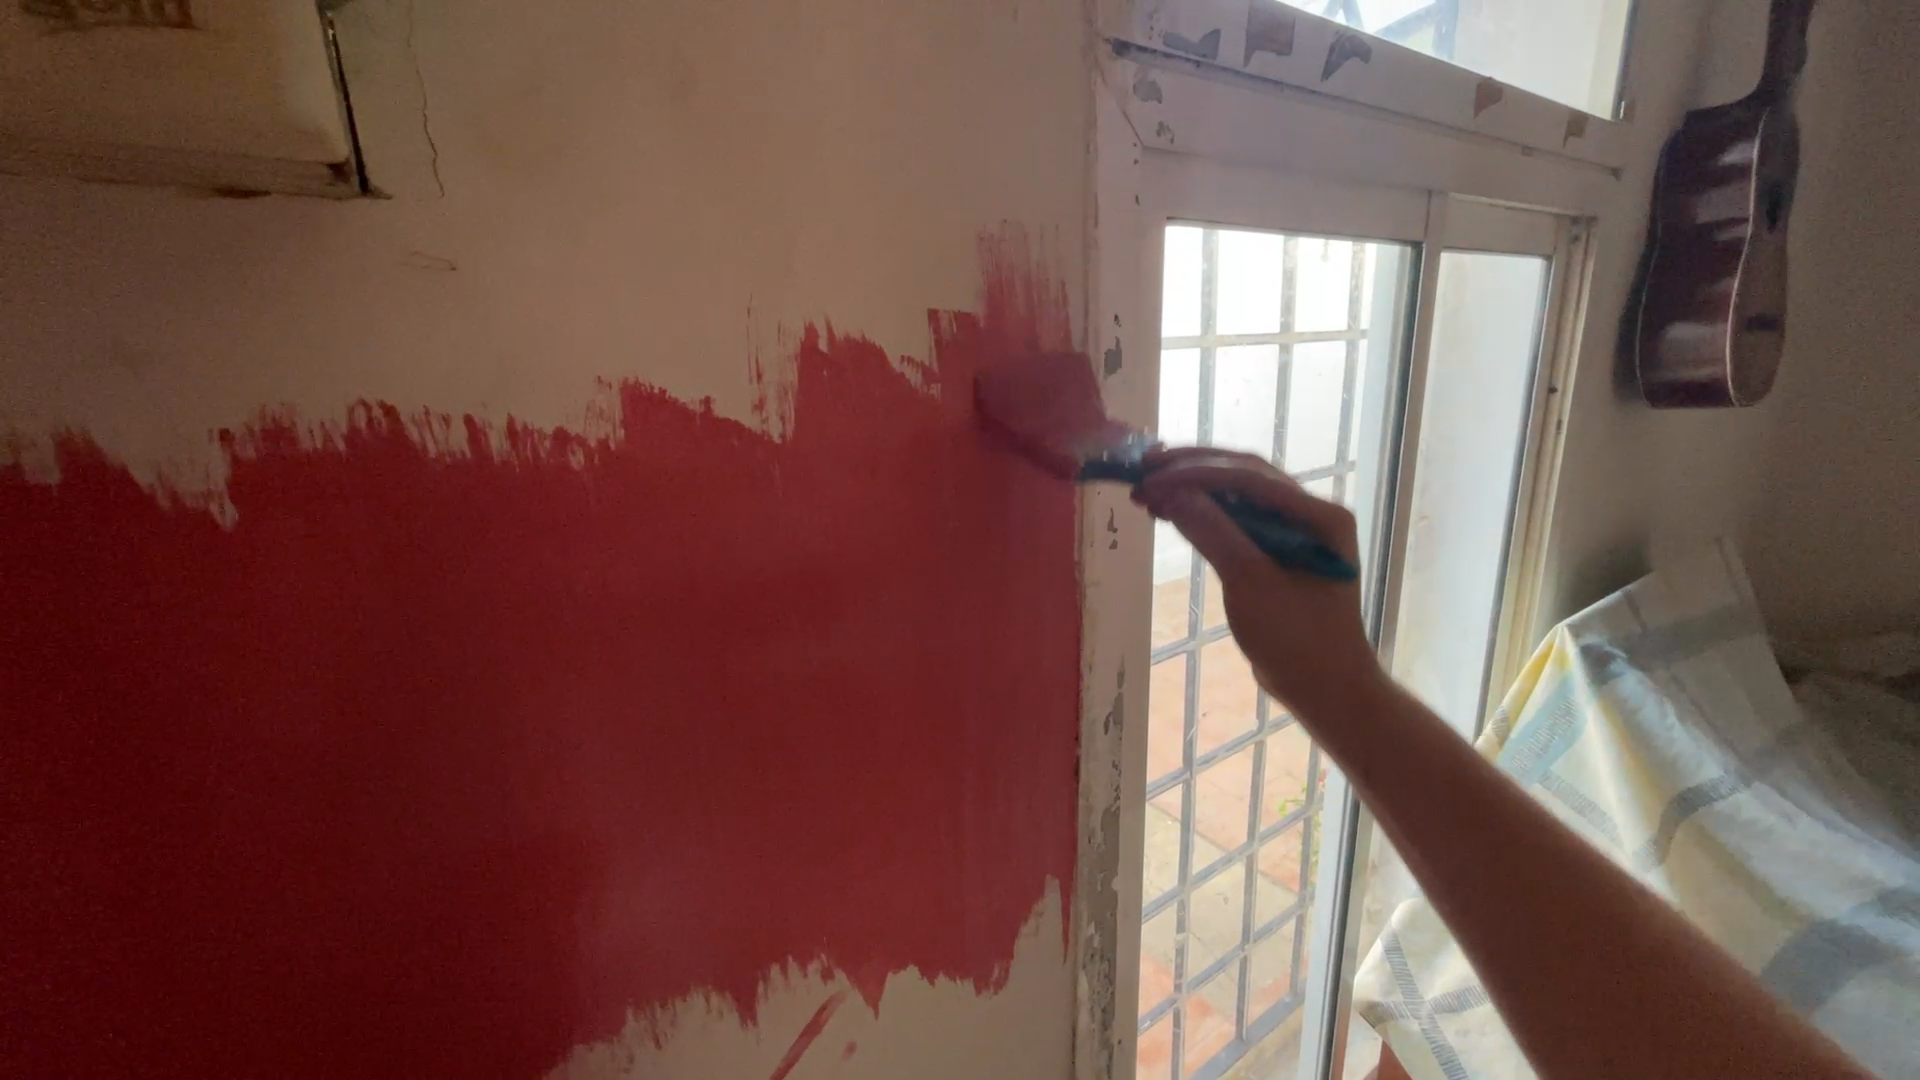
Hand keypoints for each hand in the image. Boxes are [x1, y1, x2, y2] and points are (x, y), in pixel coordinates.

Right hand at [1134, 447, 1384, 724]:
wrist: (1326, 691)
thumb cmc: (1296, 640)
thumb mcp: (1251, 583)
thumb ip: (1213, 532)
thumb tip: (1170, 492)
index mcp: (1318, 514)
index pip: (1248, 477)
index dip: (1193, 474)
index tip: (1148, 479)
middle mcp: (1309, 512)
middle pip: (1244, 473)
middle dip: (1191, 468)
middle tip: (1143, 467)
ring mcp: (1294, 531)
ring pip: (1237, 493)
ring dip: (1193, 486)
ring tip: (1148, 485)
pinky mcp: (1276, 551)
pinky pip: (1236, 518)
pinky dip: (1202, 511)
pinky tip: (1172, 509)